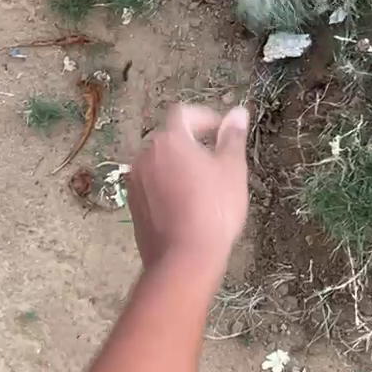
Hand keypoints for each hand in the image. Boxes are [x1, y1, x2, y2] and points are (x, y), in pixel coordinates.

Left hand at [128, 103, 249, 279]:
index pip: (183, 113)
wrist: (184, 259)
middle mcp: (146, 155)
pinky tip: (188, 203)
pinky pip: (152, 183)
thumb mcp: (232, 169)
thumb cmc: (214, 209)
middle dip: (192, 141)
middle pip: (169, 137)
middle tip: (217, 158)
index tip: (223, 131)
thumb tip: (238, 112)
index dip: (205, 117)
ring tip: (204, 183)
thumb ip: (233, 137)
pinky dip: (168, 184)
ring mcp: (136, 182)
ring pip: (159, 161)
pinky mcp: (133, 205)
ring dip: (179, 163)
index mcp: (170, 140)